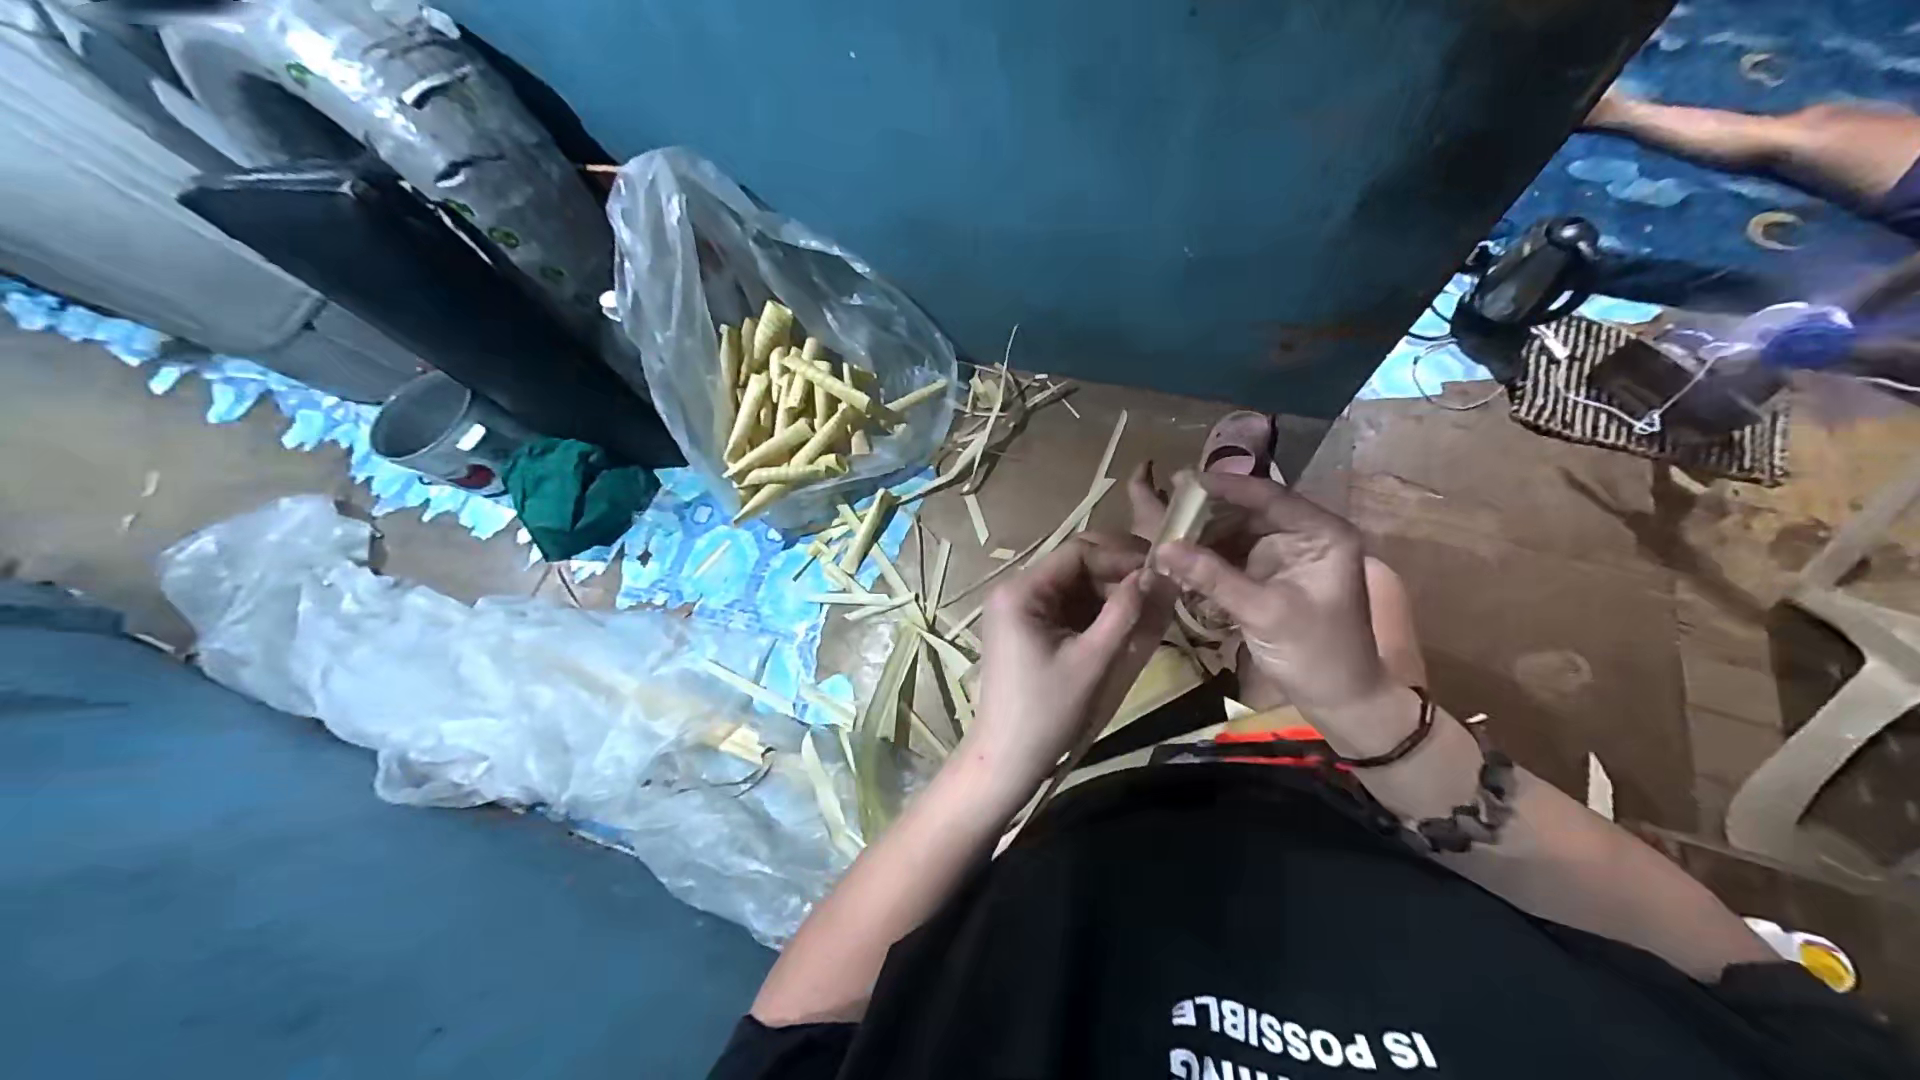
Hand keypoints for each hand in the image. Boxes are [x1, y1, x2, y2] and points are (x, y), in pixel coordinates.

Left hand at [970, 534, 1173, 787]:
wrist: (1008, 757)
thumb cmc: (1047, 711)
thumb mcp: (1092, 660)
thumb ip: (1124, 613)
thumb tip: (1154, 574)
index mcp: (1020, 591)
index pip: (1077, 553)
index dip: (1120, 556)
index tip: (1159, 569)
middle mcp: (1015, 591)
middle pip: (1074, 566)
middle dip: (1117, 573)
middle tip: (1160, 586)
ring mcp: (1019, 610)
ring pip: (1073, 586)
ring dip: (1109, 592)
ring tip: (1149, 605)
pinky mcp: (1027, 628)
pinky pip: (1066, 607)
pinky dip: (1095, 611)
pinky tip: (1123, 621)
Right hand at [1152, 473, 1391, 713]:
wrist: (1338, 699)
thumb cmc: (1316, 653)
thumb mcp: (1263, 612)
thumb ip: (1213, 577)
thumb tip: (1163, 548)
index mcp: (1322, 534)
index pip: (1270, 497)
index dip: (1226, 487)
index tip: (1184, 482)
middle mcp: (1304, 535)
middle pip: (1248, 509)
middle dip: (1207, 510)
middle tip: (1165, 503)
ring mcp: (1283, 555)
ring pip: (1235, 530)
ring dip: (1201, 534)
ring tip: (1164, 530)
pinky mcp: (1266, 575)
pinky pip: (1230, 555)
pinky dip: (1205, 556)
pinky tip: (1177, 556)